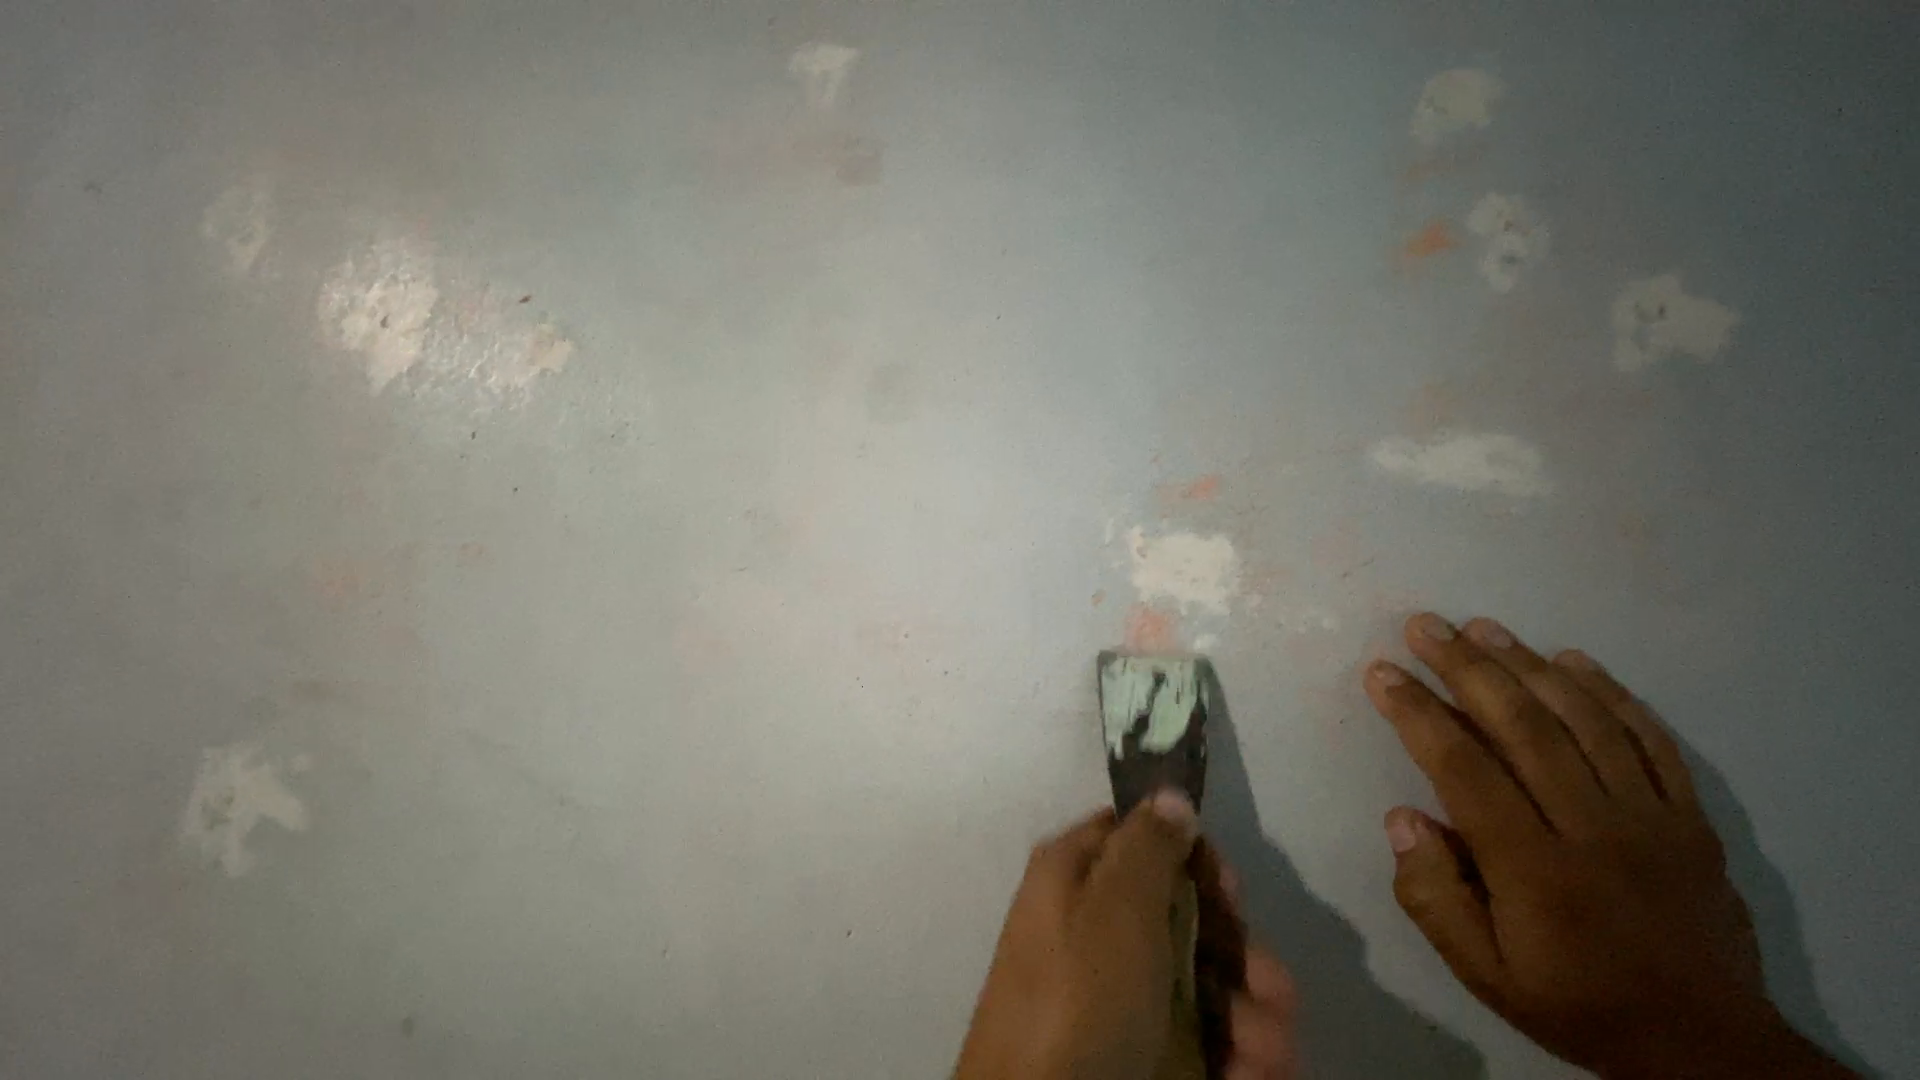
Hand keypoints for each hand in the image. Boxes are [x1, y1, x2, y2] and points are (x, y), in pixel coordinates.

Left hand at [955, 793, 1296, 1079]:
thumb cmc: (1080, 997)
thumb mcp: (1115, 907)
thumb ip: (1149, 845)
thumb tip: (1170, 793)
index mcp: (1076, 875)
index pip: (1142, 837)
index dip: (1192, 856)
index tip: (1230, 889)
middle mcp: (1097, 924)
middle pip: (1186, 913)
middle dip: (1240, 951)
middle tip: (1269, 986)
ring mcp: (1119, 992)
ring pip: (1207, 981)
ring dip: (1251, 1016)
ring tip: (1262, 1054)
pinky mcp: (1141, 1048)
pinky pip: (1202, 1035)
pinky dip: (1237, 1056)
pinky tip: (1249, 1076)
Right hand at [1366, 613, 1851, 1078]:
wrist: (1706, 1047)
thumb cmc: (1572, 1000)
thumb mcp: (1482, 972)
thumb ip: (1432, 896)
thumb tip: (1402, 816)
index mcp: (1533, 868)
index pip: (1464, 769)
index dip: (1417, 714)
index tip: (1381, 673)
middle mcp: (1592, 828)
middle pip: (1524, 728)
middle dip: (1466, 668)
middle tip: (1424, 626)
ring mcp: (1650, 818)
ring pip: (1584, 722)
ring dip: (1528, 666)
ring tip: (1482, 627)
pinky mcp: (1690, 818)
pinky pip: (1651, 741)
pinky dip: (1612, 694)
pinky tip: (1573, 660)